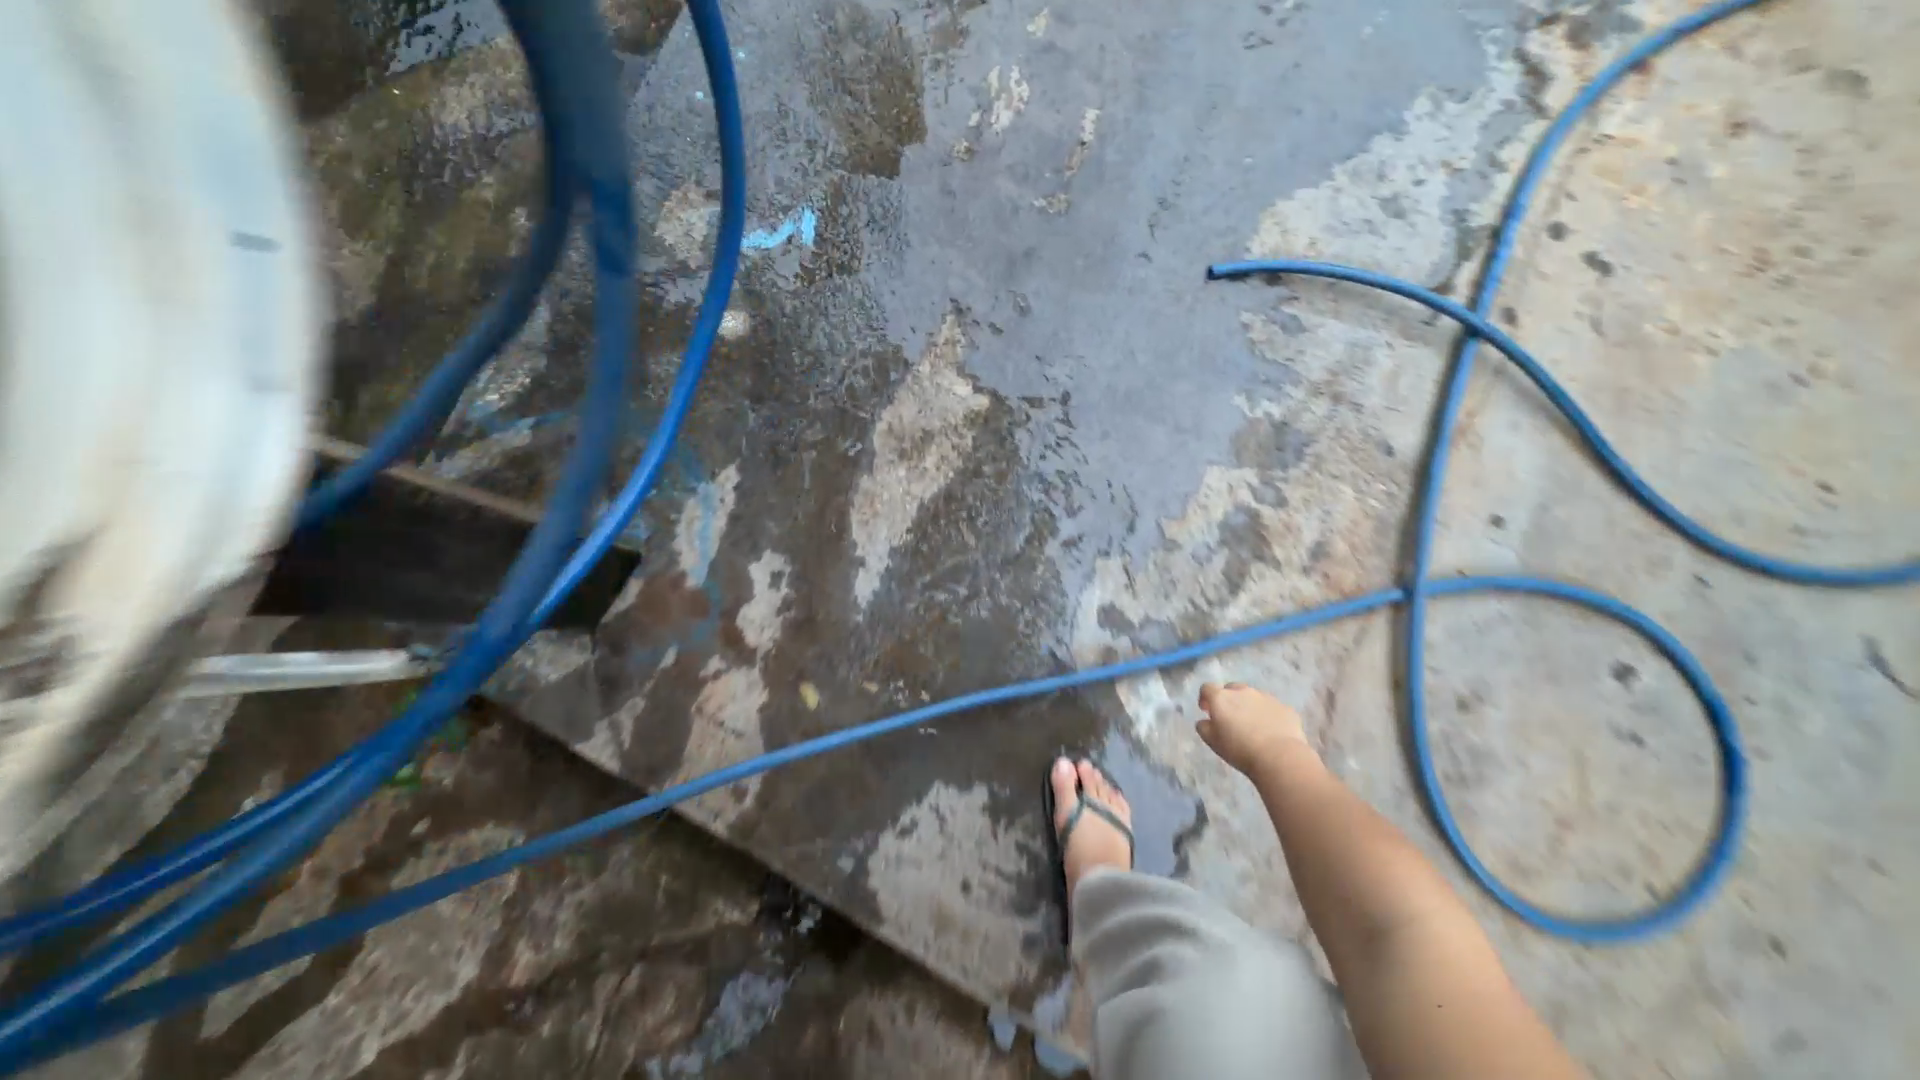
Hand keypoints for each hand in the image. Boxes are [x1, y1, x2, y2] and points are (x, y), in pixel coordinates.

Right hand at [1196, 682, 1314, 775]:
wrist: (1279, 757)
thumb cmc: (1239, 749)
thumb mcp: (1212, 742)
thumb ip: (1204, 727)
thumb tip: (1205, 721)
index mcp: (1222, 698)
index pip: (1207, 688)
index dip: (1205, 698)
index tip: (1206, 710)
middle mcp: (1244, 692)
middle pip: (1232, 689)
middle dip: (1229, 700)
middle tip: (1231, 719)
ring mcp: (1266, 697)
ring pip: (1253, 697)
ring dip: (1249, 707)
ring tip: (1253, 727)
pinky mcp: (1285, 707)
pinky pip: (1271, 708)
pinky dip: (1268, 715)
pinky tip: (1271, 732)